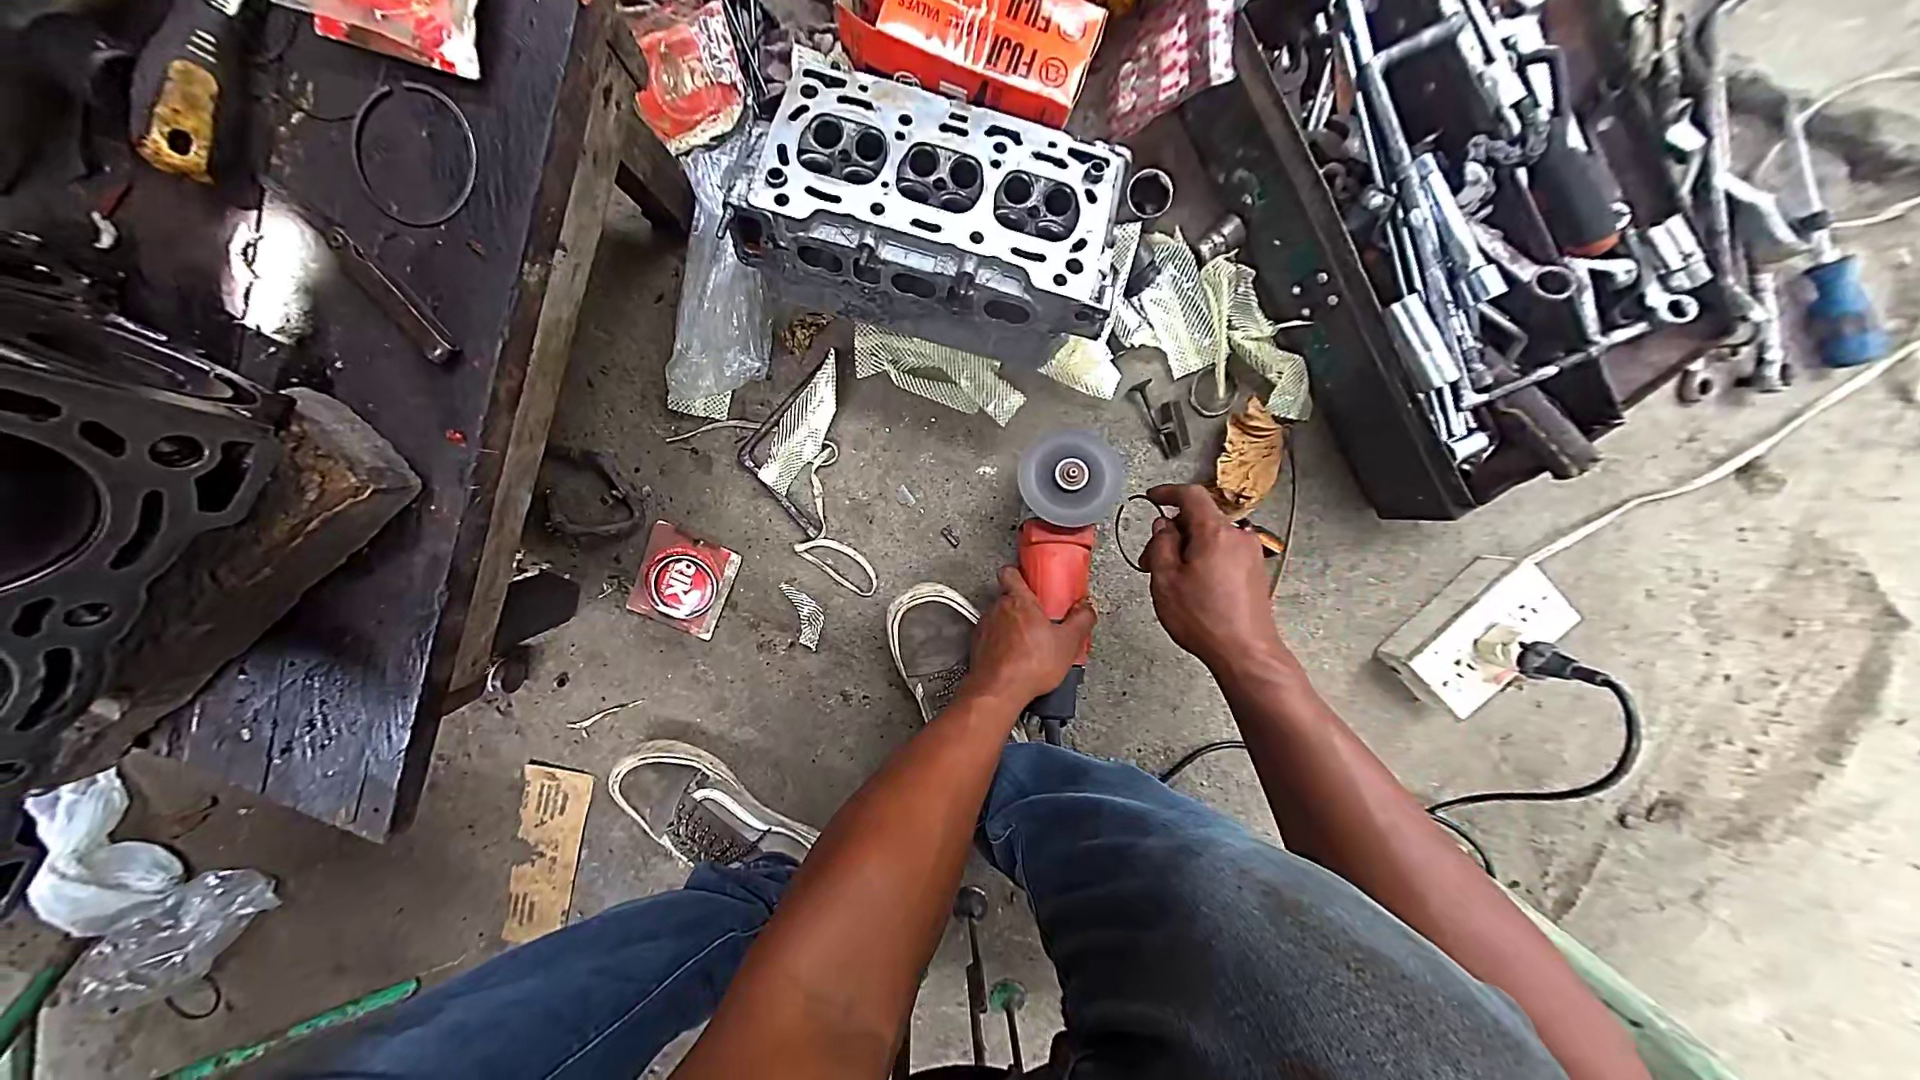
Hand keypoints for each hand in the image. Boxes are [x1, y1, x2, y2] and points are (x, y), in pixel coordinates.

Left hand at [962, 566, 1095, 706]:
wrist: (999, 691)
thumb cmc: (1028, 665)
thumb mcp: (1068, 643)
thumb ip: (1081, 620)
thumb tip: (1086, 609)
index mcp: (1019, 601)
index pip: (1010, 572)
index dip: (1019, 573)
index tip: (1030, 580)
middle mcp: (998, 609)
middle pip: (1008, 597)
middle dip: (1023, 606)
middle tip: (1040, 619)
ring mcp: (985, 626)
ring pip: (999, 617)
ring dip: (1012, 625)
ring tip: (1029, 642)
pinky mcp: (978, 645)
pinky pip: (992, 636)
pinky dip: (1002, 643)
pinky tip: (1016, 657)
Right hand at [1141, 484, 1291, 674]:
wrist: (1245, 652)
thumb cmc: (1207, 620)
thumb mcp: (1165, 579)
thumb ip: (1160, 544)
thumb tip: (1163, 528)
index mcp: (1215, 532)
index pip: (1191, 495)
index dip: (1167, 493)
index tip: (1154, 497)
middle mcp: (1238, 537)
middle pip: (1199, 519)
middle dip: (1173, 533)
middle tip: (1153, 557)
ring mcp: (1250, 554)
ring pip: (1211, 537)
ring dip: (1188, 549)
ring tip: (1172, 579)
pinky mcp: (1254, 571)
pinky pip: (1223, 552)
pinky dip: (1204, 559)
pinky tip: (1193, 586)